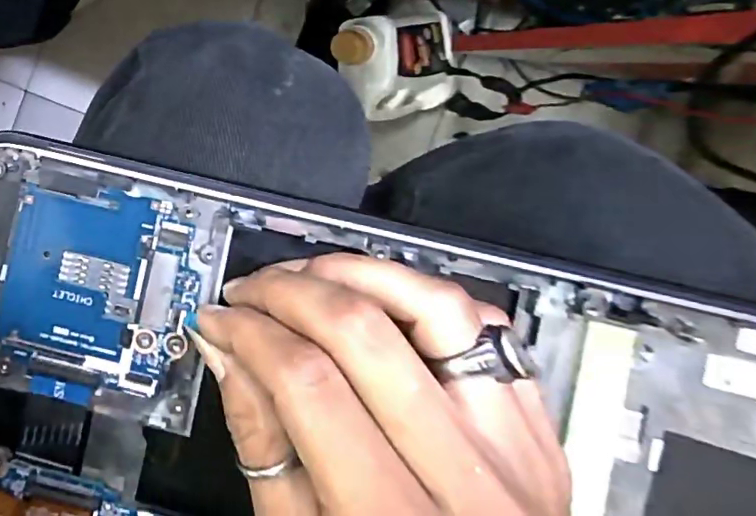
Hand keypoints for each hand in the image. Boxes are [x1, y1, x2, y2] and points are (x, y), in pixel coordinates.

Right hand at [192, 254, 570, 515]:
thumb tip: (229, 350)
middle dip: (288, 292)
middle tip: (250, 291)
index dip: (250, 333)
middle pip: (363, 333)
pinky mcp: (535, 431)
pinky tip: (381, 296)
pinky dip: (424, 295)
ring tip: (308, 275)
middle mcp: (467, 483)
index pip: (308, 383)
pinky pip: (485, 326)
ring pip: (434, 306)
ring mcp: (514, 451)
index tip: (219, 318)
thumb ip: (263, 446)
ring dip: (357, 271)